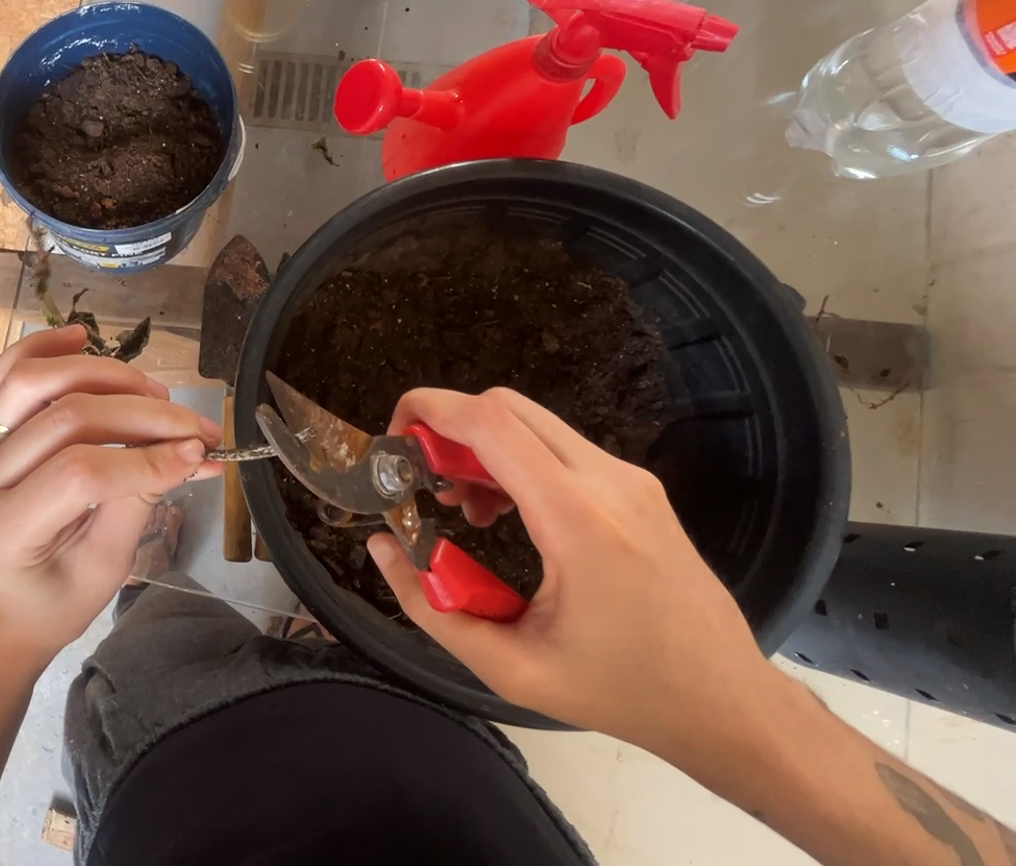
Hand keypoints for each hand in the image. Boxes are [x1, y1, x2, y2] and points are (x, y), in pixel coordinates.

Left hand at [0, 325, 223, 662]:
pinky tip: (81, 337)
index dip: (143, 458)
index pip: (79, 474)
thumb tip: (189, 451)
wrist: (17, 603)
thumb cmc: (61, 598)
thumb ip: (138, 503)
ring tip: (153, 392)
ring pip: (33, 383)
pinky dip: (42, 347)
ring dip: (102, 375)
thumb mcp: (106, 568)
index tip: (198, 453)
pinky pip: (5, 374)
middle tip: (195, 428)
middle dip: (141, 416)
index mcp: (5, 530)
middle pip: (65, 420)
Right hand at [368, 387, 781, 752]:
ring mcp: (630, 481)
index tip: (394, 437)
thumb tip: (381, 546)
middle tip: (421, 476)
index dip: (430, 410)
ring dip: (479, 445)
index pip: (492, 423)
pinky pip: (558, 445)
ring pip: (531, 422)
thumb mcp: (507, 667)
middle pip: (507, 407)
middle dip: (447, 426)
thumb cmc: (620, 692)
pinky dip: (512, 458)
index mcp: (578, 521)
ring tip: (464, 506)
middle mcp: (609, 482)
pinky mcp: (638, 488)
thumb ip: (429, 605)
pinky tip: (504, 512)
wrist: (732, 706)